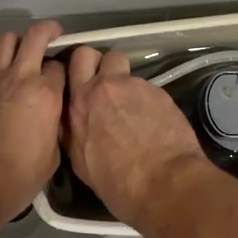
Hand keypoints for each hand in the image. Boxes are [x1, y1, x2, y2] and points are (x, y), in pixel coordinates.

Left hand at [0, 22, 65, 227]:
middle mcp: (20, 79)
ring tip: (23, 55)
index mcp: (46, 94)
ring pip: (5, 41)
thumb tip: (54, 118)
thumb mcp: (53, 158)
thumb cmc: (17, 180)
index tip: (69, 76)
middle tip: (54, 34)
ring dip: (17, 43)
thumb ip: (56, 128)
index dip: (67, 69)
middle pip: (35, 36)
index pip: (61, 66)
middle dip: (48, 30)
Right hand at [63, 47, 206, 222]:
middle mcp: (107, 86)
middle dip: (104, 65)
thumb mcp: (81, 161)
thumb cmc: (117, 182)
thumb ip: (73, 131)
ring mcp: (136, 86)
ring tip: (134, 109)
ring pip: (128, 70)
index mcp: (82, 102)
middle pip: (102, 54)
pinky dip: (148, 101)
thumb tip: (73, 120)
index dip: (82, 67)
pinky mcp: (160, 92)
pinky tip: (153, 123)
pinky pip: (148, 88)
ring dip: (127, 84)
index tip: (85, 81)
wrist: (165, 182)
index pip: (78, 59)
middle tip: (108, 86)